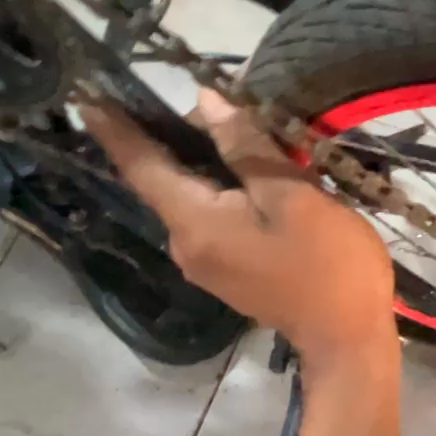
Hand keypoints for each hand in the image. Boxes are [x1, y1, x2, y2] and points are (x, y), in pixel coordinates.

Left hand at [81, 91, 396, 368]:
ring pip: (194, 199)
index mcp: (195, 223)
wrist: (348, 341)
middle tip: (220, 102)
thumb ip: (247, 147)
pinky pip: (213, 220)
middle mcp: (186, 246)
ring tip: (240, 130)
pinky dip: (223, 191)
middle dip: (182, 136)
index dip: (115, 127)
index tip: (87, 93)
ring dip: (208, 163)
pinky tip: (252, 176)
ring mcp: (207, 265)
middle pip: (168, 179)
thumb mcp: (294, 196)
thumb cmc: (329, 266)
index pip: (140, 165)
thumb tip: (206, 103)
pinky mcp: (230, 275)